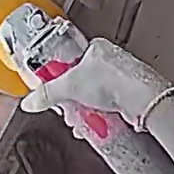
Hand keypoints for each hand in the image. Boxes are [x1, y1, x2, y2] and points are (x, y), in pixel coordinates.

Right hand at [19, 37, 173, 128]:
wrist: (143, 100)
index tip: (54, 94)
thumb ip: (47, 95)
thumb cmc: (115, 82)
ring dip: (86, 112)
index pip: (70, 63)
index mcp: (96, 48)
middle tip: (69, 111)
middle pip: (82, 84)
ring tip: (82, 122)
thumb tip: (30, 101)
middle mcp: (110, 61)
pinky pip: (108, 107)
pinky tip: (97, 125)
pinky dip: (101, 117)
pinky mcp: (129, 96)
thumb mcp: (70, 86)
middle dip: (73, 102)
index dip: (60, 81)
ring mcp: (121, 79)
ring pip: (95, 98)